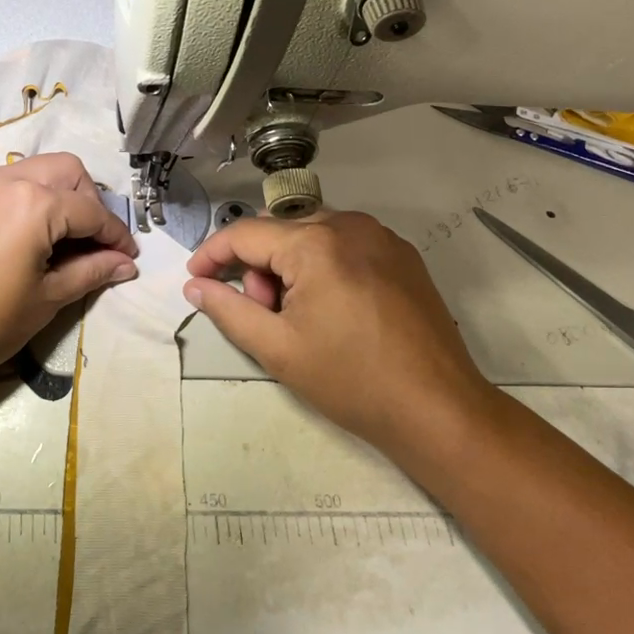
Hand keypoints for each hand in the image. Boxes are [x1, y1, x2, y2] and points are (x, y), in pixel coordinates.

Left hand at [0, 153, 138, 392]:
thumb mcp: (48, 298)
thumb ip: (91, 271)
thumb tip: (125, 263)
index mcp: (34, 202)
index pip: (91, 210)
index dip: (116, 235)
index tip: (130, 258)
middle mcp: (8, 179)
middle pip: (68, 171)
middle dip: (90, 201)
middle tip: (97, 244)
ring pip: (39, 171)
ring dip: (62, 196)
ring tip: (69, 243)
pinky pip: (12, 183)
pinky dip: (33, 199)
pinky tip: (36, 239)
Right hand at [182, 211, 497, 453]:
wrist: (438, 409)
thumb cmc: (351, 380)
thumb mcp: (277, 348)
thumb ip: (228, 310)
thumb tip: (195, 286)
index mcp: (315, 243)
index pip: (245, 234)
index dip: (211, 254)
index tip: (194, 279)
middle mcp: (348, 225)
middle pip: (279, 232)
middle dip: (258, 268)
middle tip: (265, 316)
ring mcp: (381, 237)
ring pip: (311, 235)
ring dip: (290, 267)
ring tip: (300, 318)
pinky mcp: (403, 255)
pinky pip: (344, 244)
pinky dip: (323, 266)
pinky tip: (333, 310)